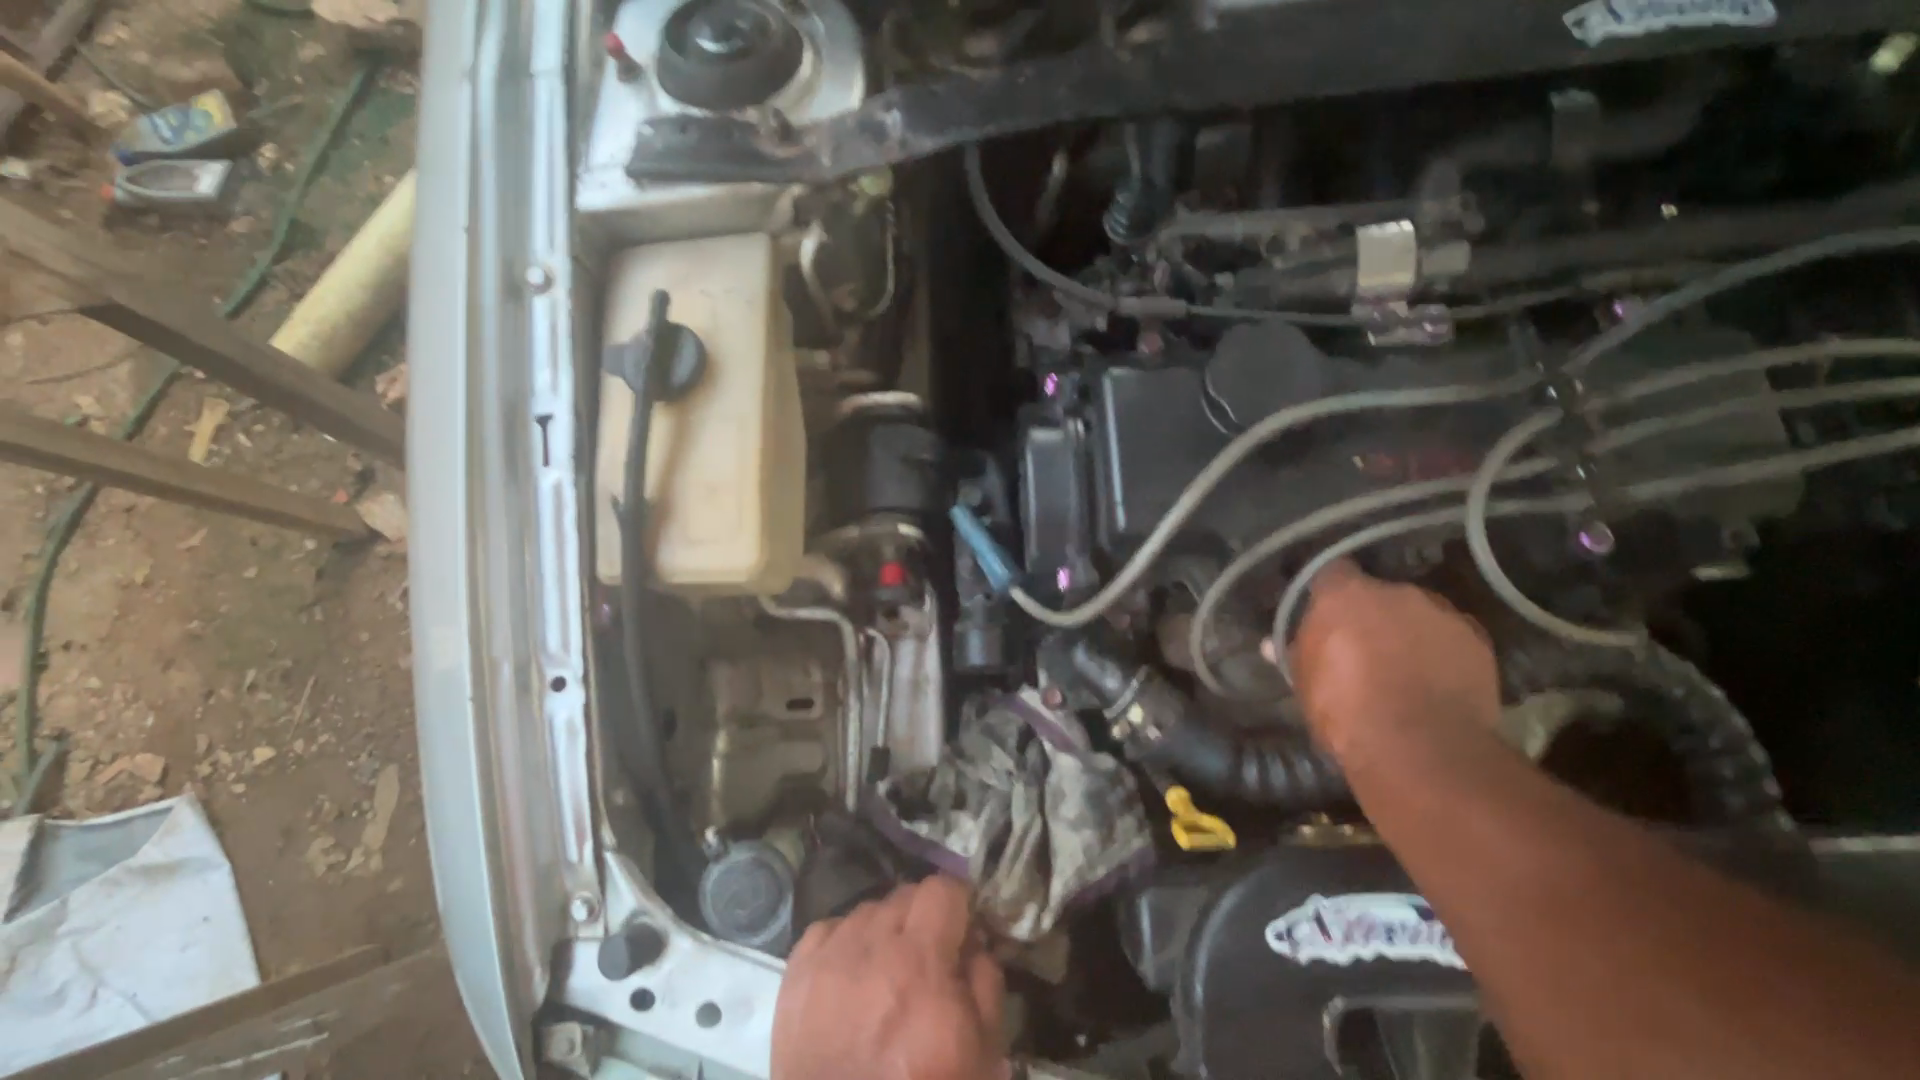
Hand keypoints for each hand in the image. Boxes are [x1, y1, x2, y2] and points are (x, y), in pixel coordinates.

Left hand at [774, 876, 1006, 1079]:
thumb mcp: (981, 1052)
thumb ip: (986, 985)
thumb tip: (976, 945)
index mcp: (922, 963)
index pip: (942, 890)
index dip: (959, 903)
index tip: (964, 927)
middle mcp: (872, 947)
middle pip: (904, 896)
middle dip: (924, 917)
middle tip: (930, 954)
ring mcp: (828, 958)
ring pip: (866, 911)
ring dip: (885, 930)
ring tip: (888, 968)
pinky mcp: (796, 975)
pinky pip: (828, 930)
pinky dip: (845, 942)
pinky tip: (853, 972)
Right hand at [1278, 559, 1499, 761]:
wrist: (1418, 746)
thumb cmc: (1344, 711)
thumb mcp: (1305, 684)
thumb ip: (1296, 653)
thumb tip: (1273, 645)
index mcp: (1346, 596)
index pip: (1332, 573)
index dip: (1330, 592)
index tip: (1327, 614)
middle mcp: (1396, 593)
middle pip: (1382, 594)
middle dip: (1375, 615)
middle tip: (1366, 648)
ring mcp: (1442, 614)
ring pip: (1421, 615)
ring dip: (1412, 633)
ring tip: (1406, 669)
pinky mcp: (1478, 640)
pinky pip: (1453, 639)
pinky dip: (1443, 653)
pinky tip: (1436, 682)